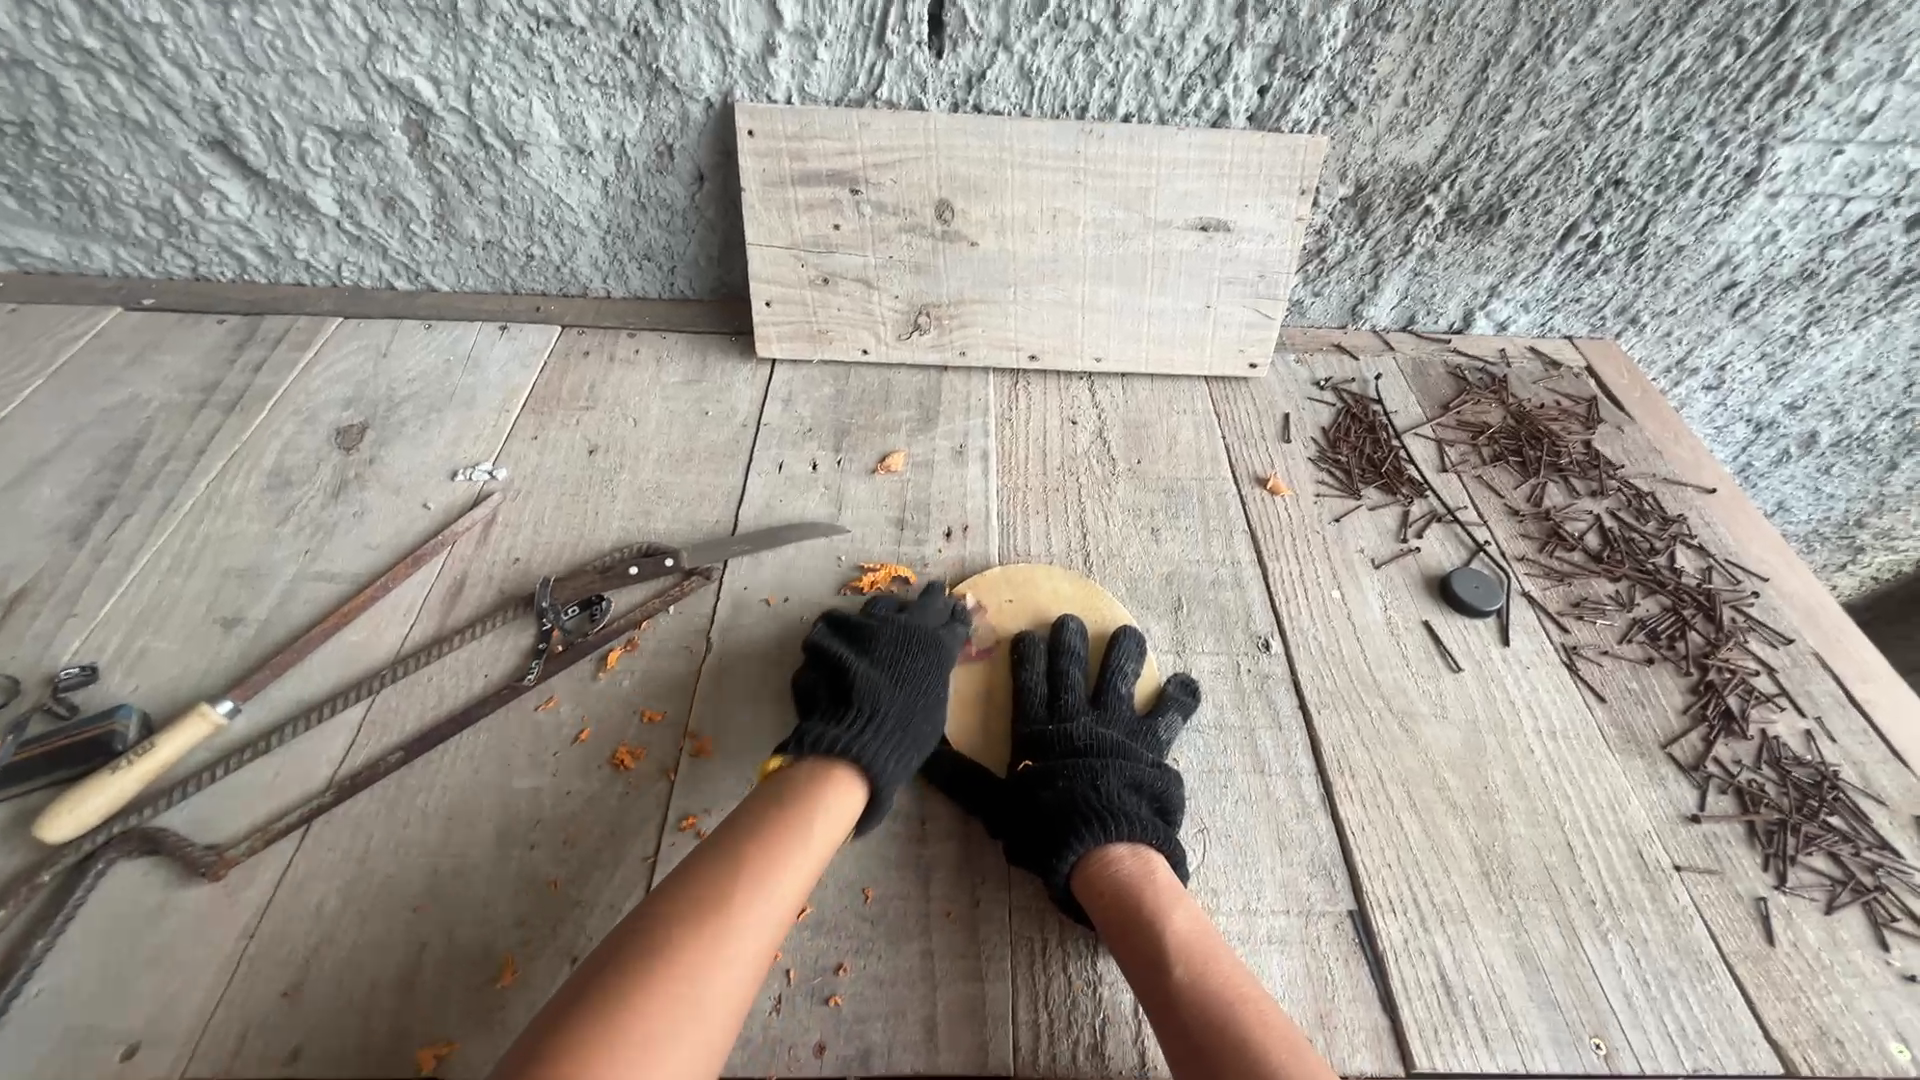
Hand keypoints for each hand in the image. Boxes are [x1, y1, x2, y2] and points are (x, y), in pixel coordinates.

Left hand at [780, 581, 970, 834]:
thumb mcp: (931, 707)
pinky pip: (843, 624)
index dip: (956, 616)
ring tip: (886, 615)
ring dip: (888, 610)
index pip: (954, 623)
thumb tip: (924, 670)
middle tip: (935, 591)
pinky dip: (846, 631)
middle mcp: (906, 627)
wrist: (852, 739)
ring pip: (882, 605)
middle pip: (926, 602)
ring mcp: (868, 624)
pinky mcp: (834, 631)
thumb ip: (930, 678)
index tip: (957, 608)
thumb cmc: (902, 736)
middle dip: (933, 597)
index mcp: (936, 647)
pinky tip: (841, 639)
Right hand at [920, 614, 1200, 923]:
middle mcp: (1075, 714)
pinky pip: (1170, 711)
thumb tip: (923, 759)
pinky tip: (1186, 683)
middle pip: (1070, 664)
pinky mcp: (1150, 740)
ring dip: (1124, 650)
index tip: (1028, 635)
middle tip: (1070, 621)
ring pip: (1120, 672)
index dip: (1027, 653)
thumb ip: (960, 778)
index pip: (1028, 677)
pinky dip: (1181, 697)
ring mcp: (1115, 723)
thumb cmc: (1043, 828)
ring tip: (1128, 633)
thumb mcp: (993, 804)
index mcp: (1037, 726)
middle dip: (1069, 639)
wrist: (1101, 846)